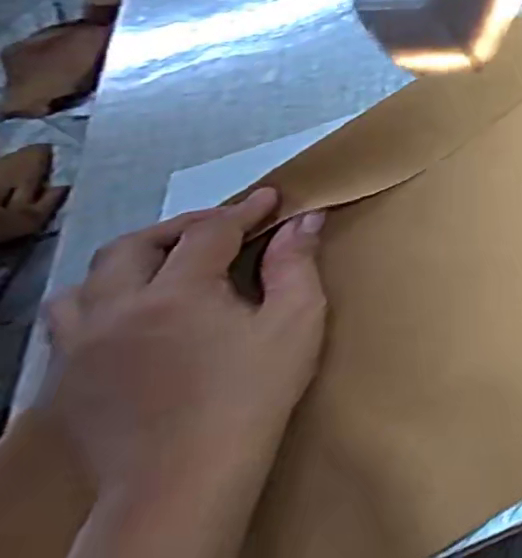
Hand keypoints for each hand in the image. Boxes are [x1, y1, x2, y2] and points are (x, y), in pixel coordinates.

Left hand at [45, 188, 325, 544]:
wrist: (185, 474)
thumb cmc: (254, 390)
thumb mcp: (297, 320)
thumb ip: (296, 265)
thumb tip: (303, 220)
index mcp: (174, 295)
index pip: (208, 233)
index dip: (244, 210)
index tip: (274, 199)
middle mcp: (114, 312)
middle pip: (132, 248)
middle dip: (181, 227)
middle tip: (224, 226)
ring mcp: (80, 349)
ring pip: (84, 285)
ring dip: (129, 263)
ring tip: (170, 266)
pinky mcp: (67, 381)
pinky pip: (70, 323)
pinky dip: (105, 301)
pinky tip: (140, 314)